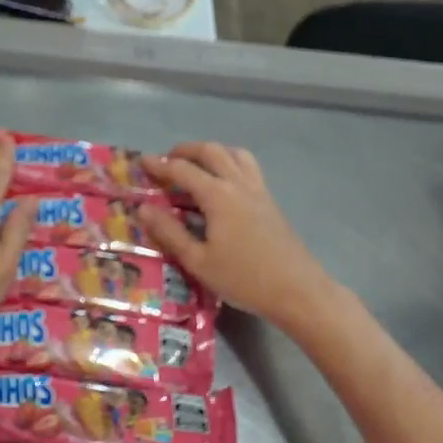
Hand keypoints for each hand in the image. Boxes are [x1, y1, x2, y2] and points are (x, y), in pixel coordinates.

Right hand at [135, 142, 341, 331]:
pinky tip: (224, 184)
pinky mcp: (270, 201)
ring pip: (234, 153)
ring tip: (197, 165)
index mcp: (217, 195)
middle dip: (185, 151)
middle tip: (167, 161)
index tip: (141, 162)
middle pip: (210, 151)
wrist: (300, 292)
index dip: (159, 165)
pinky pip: (248, 167)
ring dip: (212, 152)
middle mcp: (237, 183)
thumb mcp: (199, 262)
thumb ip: (170, 232)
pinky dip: (230, 162)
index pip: (182, 170)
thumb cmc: (245, 279)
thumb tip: (143, 208)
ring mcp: (258, 190)